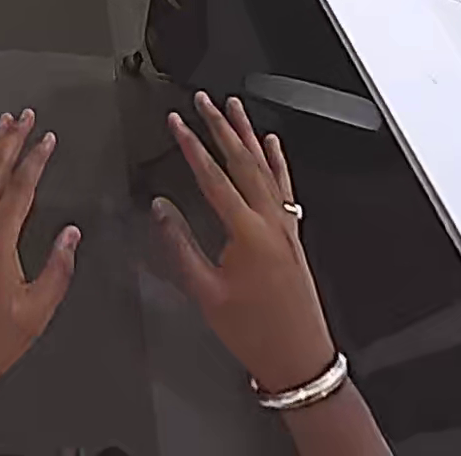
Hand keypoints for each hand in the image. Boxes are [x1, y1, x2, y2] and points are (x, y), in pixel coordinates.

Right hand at [153, 92, 336, 392]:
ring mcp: (284, 222)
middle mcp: (269, 219)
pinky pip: (284, 185)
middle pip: (241, 160)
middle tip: (204, 101)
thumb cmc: (253, 331)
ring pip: (264, 166)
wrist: (299, 359)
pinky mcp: (292, 230)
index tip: (177, 122)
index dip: (191, 145)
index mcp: (246, 232)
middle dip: (219, 126)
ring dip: (247, 133)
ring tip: (234, 107)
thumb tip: (160, 208)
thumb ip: (180, 245)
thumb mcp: (206, 293)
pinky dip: (277, 160)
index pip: (213, 176)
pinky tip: (272, 142)